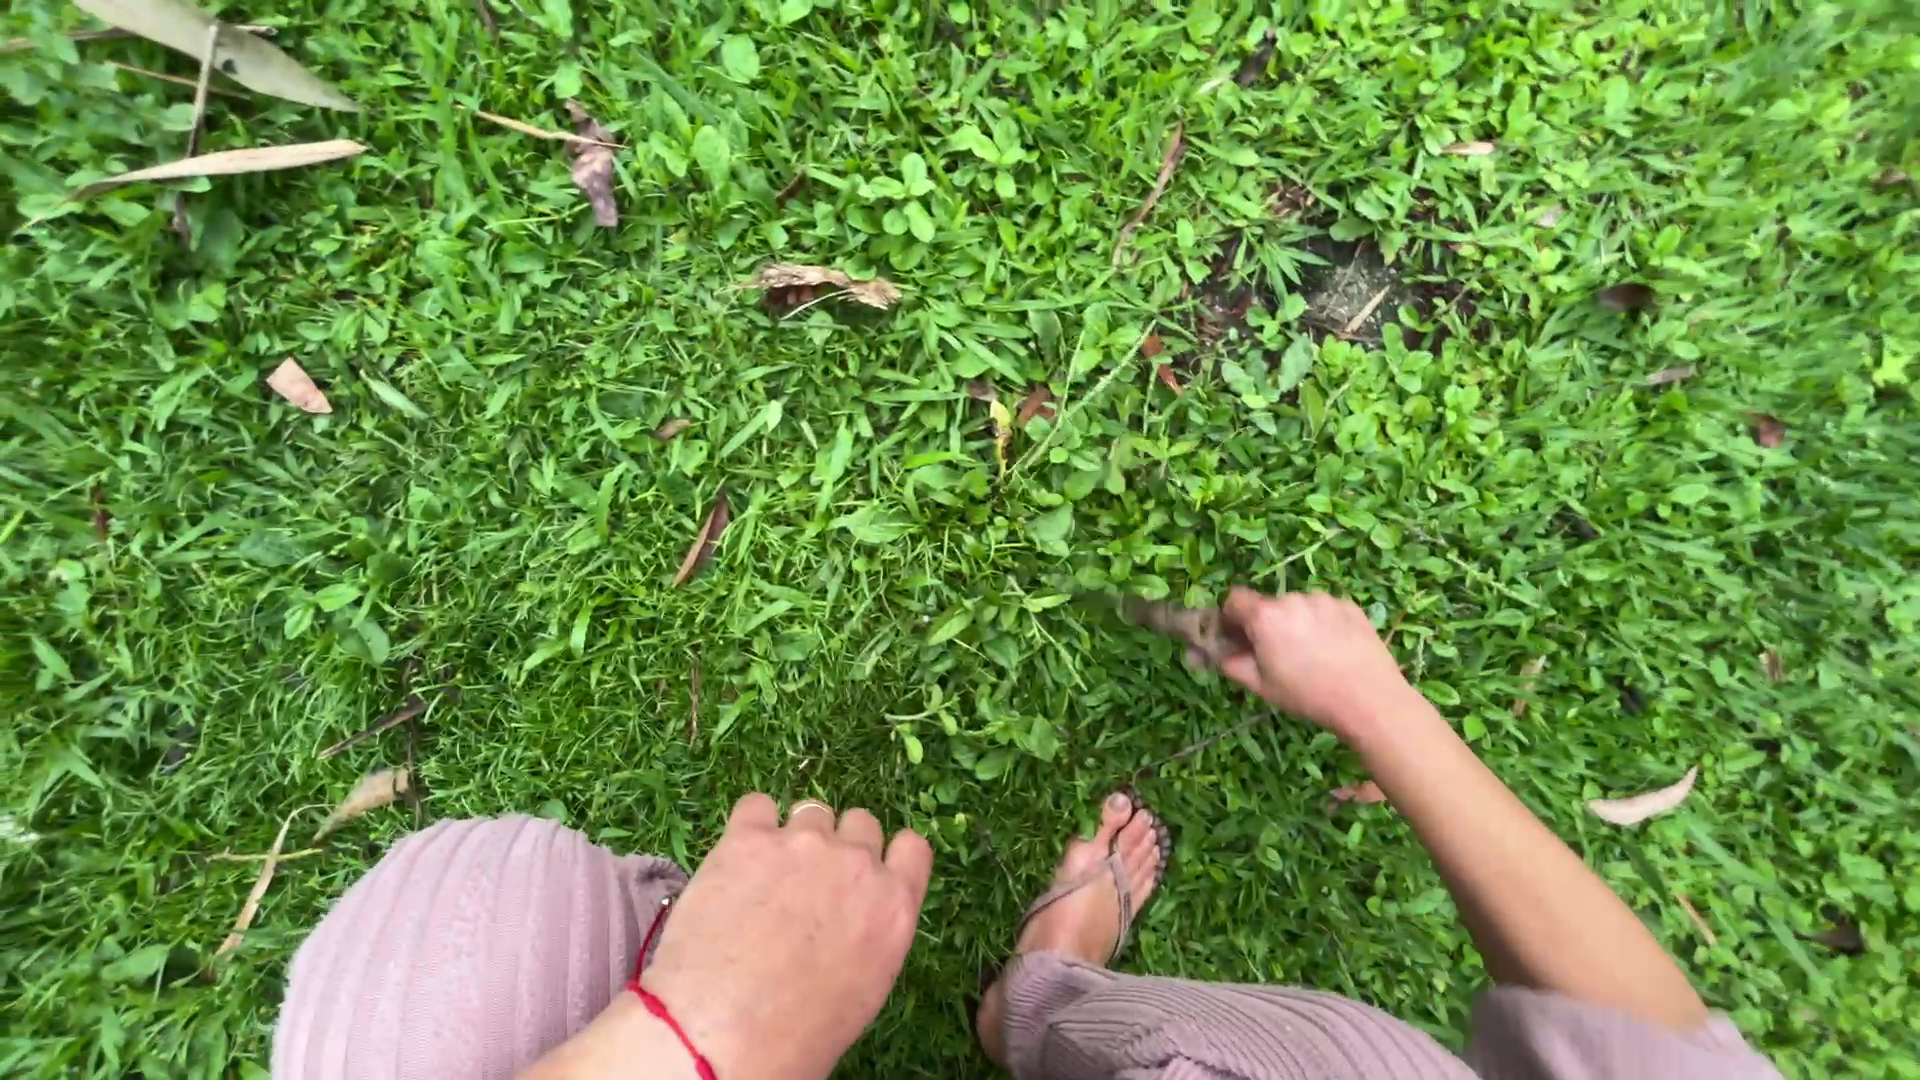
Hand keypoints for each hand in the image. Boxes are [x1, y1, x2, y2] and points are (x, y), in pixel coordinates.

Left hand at [640, 794, 932, 1079]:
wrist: (717, 1039)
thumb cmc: (795, 1039)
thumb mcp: (862, 989)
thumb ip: (870, 931)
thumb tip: (851, 917)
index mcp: (893, 906)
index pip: (912, 846)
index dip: (888, 854)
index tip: (868, 870)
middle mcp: (856, 864)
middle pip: (861, 822)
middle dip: (840, 846)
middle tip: (809, 882)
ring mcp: (803, 843)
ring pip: (811, 810)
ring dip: (796, 836)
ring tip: (766, 875)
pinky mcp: (749, 837)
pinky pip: (757, 806)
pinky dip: (750, 826)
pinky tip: (737, 857)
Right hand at [1214, 588, 1415, 740]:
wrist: (1370, 700)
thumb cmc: (1308, 695)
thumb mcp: (1260, 686)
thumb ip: (1229, 663)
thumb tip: (1213, 653)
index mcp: (1264, 616)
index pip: (1233, 599)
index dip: (1231, 618)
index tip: (1240, 639)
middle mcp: (1291, 599)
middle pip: (1267, 605)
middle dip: (1266, 624)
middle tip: (1279, 654)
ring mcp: (1323, 599)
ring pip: (1297, 607)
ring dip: (1295, 622)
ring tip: (1312, 654)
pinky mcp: (1349, 606)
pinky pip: (1323, 609)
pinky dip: (1321, 623)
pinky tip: (1334, 649)